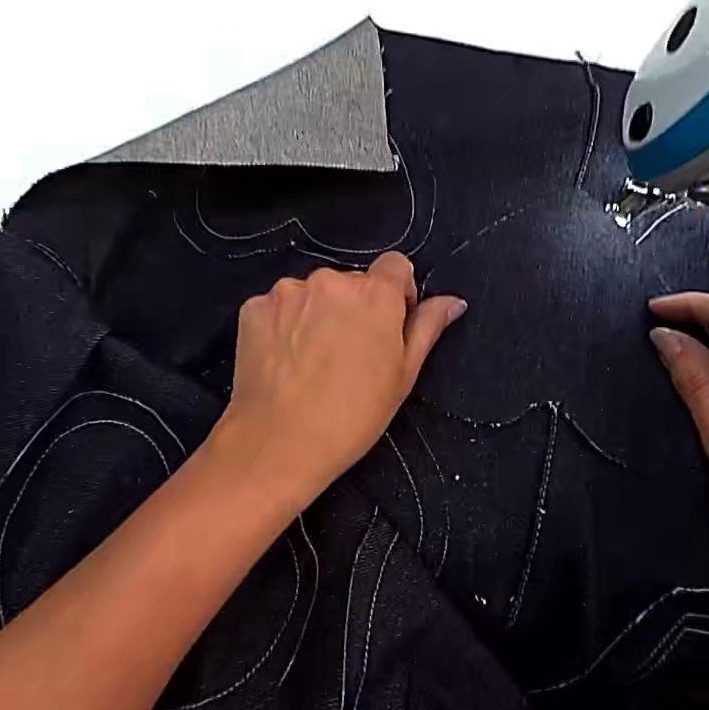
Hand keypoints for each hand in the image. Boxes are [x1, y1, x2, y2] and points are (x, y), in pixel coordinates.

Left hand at [209, 252, 466, 508]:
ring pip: (315, 293)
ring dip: (319, 313)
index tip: (389, 324)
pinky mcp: (255, 307)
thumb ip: (428, 326)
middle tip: (350, 353)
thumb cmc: (353, 414)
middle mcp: (331, 280)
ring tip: (313, 360)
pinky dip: (285, 325)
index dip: (397, 292)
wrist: (278, 444)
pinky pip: (280, 306)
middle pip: (353, 281)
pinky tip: (286, 360)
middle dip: (356, 307)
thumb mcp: (404, 374)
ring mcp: (288, 292)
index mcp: (375, 293)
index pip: (395, 265)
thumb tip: (453, 301)